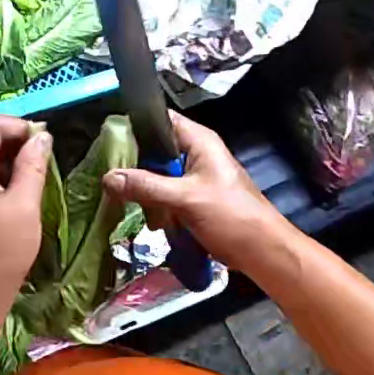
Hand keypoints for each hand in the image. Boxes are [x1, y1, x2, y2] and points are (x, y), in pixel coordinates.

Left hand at [0, 115, 50, 323]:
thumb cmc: (2, 253)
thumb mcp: (25, 207)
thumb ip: (32, 166)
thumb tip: (43, 136)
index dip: (17, 125)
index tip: (44, 140)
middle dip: (9, 133)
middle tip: (39, 148)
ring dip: (3, 147)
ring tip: (32, 163)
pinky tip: (16, 177)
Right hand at [102, 112, 291, 271]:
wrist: (267, 255)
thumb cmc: (233, 218)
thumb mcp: (186, 199)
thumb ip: (145, 186)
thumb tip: (107, 177)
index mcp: (198, 140)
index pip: (158, 119)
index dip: (132, 125)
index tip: (106, 141)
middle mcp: (194, 152)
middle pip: (151, 148)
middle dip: (132, 165)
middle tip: (112, 178)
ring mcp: (192, 176)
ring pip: (153, 173)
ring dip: (142, 189)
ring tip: (132, 203)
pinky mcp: (191, 197)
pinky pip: (161, 192)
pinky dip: (152, 203)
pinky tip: (149, 217)